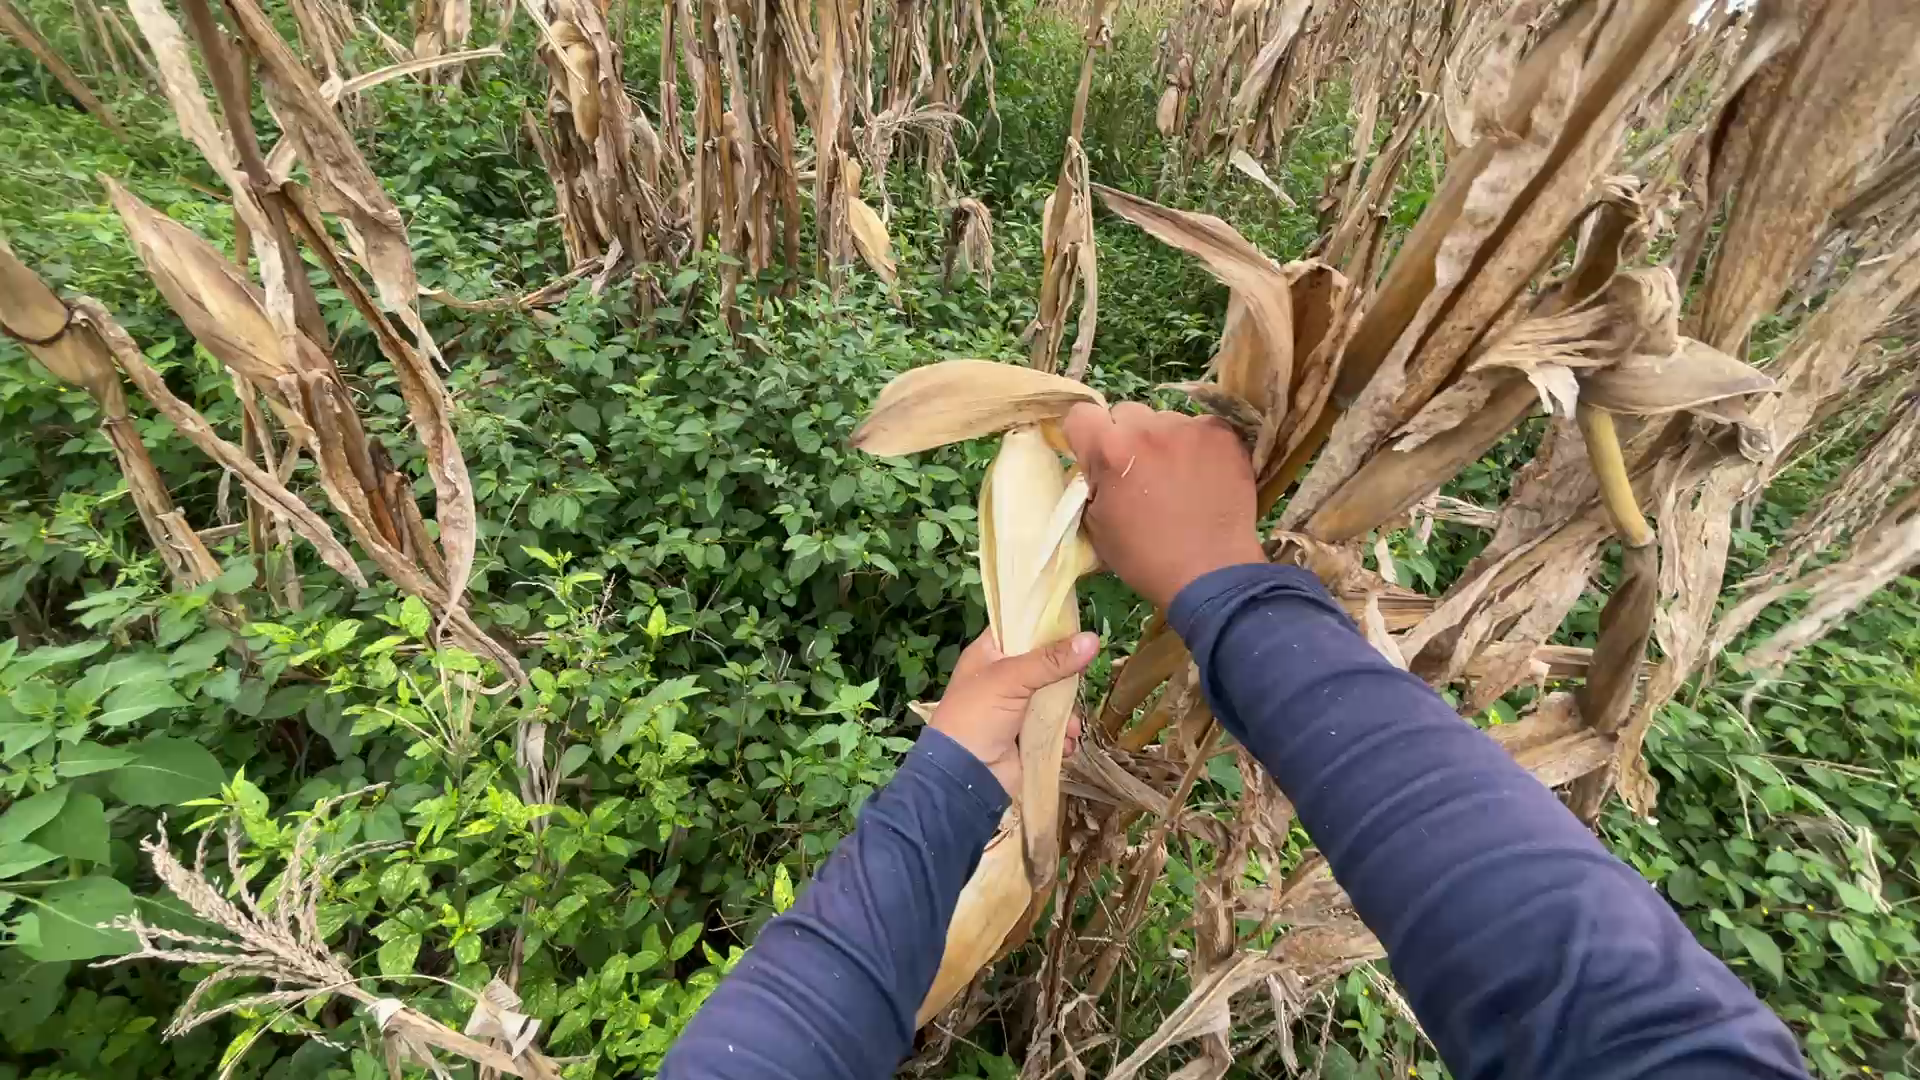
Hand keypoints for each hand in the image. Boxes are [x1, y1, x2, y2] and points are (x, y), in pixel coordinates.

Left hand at [930, 630, 1098, 795]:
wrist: (964, 775)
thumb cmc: (978, 714)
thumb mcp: (1012, 679)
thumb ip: (1051, 660)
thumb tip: (1092, 639)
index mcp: (989, 654)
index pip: (1019, 627)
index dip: (1044, 625)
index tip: (1075, 625)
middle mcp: (1002, 676)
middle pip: (1044, 664)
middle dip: (1064, 676)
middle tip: (1079, 678)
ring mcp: (1015, 707)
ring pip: (1054, 697)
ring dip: (1066, 712)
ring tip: (1071, 725)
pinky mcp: (1027, 733)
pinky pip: (1054, 726)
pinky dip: (1062, 734)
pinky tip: (1066, 741)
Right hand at [1062, 402, 1266, 608]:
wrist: (1211, 574)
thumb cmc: (1145, 557)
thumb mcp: (1095, 525)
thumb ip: (1091, 484)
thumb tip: (1095, 468)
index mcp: (1109, 450)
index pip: (1081, 414)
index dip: (1085, 436)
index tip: (1096, 459)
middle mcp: (1147, 428)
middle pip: (1125, 413)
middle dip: (1125, 437)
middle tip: (1138, 473)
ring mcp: (1189, 428)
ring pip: (1164, 419)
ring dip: (1163, 441)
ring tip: (1177, 478)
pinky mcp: (1223, 434)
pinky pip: (1199, 428)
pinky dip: (1196, 446)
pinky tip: (1203, 475)